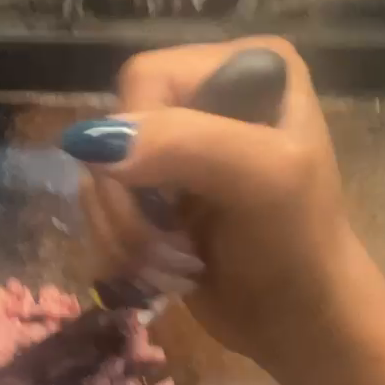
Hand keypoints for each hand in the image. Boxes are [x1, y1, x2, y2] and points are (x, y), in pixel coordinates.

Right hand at [65, 37, 372, 373]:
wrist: (296, 318)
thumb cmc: (295, 244)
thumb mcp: (262, 179)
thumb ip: (185, 145)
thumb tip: (88, 144)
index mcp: (240, 66)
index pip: (142, 81)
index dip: (138, 143)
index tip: (171, 198)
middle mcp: (200, 101)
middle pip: (110, 138)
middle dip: (129, 205)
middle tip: (170, 246)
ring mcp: (171, 158)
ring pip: (97, 185)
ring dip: (124, 237)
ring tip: (169, 265)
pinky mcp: (151, 206)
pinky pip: (99, 219)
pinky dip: (118, 253)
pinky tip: (155, 273)